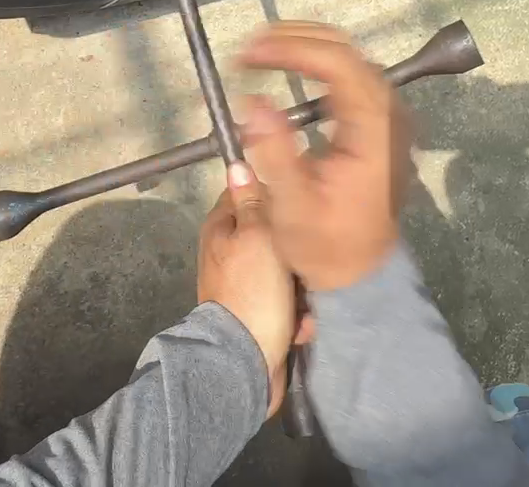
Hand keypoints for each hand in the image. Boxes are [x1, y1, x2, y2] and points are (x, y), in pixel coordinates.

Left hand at [196, 178, 300, 414]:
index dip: (274, 196)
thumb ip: (252, 201)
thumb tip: (236, 163)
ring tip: (307, 299)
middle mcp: (229, 253)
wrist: (245, 366)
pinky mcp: (259, 315)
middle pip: (272, 233)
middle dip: (296, 248)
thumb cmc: (252, 291)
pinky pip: (287, 302)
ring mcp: (244, 285)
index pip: (248, 192)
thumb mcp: (257, 236)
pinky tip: (302, 324)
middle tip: (306, 258)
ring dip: (301, 285)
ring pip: (285, 270)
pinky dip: (297, 313)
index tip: (297, 205)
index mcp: (222, 228)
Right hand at [239, 23, 412, 292]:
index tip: (249, 54)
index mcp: (374, 130)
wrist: (362, 273)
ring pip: (347, 55)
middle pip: (345, 49)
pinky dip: (314, 61)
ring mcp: (386, 114)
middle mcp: (387, 113)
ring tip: (260, 52)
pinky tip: (286, 65)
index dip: (292, 48)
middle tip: (248, 49)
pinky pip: (347, 72)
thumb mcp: (293, 207)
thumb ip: (275, 152)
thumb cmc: (327, 245)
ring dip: (303, 45)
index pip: (338, 64)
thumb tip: (253, 101)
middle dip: (294, 38)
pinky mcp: (377, 119)